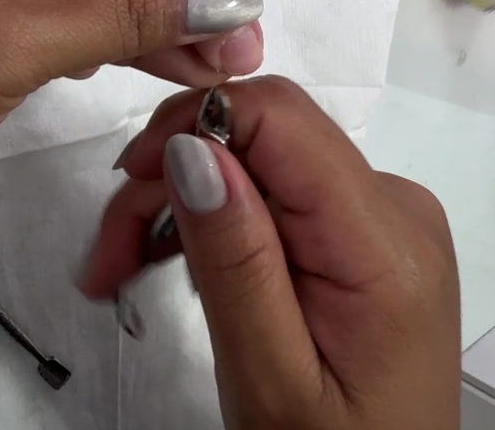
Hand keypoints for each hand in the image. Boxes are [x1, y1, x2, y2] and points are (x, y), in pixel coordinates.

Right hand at [78, 79, 460, 429]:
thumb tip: (190, 146)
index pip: (278, 116)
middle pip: (248, 138)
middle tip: (106, 254)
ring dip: (166, 203)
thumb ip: (235, 260)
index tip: (130, 179)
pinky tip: (158, 258)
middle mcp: (388, 203)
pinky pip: (254, 187)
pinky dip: (197, 216)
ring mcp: (368, 211)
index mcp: (384, 240)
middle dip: (163, 177)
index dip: (191, 122)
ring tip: (117, 269)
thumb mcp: (271, 379)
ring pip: (239, 159)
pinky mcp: (344, 223)